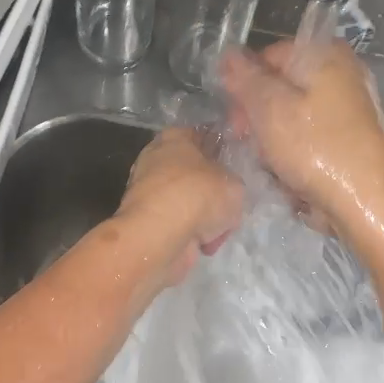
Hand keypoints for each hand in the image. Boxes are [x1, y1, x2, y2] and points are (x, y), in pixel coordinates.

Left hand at [114, 127, 242, 285]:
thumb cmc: (198, 196)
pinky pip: (178, 228)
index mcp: (176, 138)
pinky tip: (202, 244)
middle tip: (227, 206)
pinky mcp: (147, 225)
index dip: (223, 154)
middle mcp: (157, 162)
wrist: (160, 237)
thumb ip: (233, 185)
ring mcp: (149, 195)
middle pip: (194, 176)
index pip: (204, 137)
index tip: (236, 171)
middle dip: (211, 194)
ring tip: (216, 231)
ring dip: (202, 220)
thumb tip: (226, 197)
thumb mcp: (235, 184)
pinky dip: (189, 237)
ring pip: (187, 205)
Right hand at [219, 41, 383, 235]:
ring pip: (293, 117)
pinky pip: (309, 138)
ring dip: (274, 141)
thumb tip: (227, 56)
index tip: (233, 120)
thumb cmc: (315, 149)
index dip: (244, 86)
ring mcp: (347, 108)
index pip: (268, 57)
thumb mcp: (271, 110)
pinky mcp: (348, 140)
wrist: (365, 198)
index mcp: (324, 54)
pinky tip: (289, 173)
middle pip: (282, 88)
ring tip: (270, 165)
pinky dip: (294, 154)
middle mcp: (341, 72)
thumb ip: (246, 80)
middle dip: (259, 118)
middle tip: (249, 146)